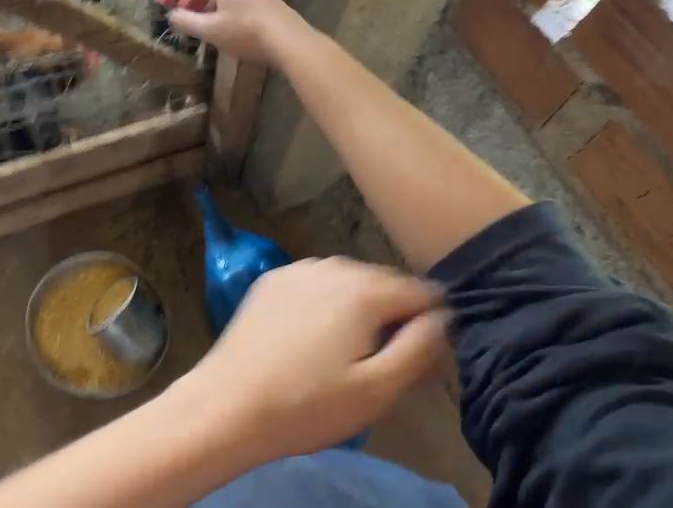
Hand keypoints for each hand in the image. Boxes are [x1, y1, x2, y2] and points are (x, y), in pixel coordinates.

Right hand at [154, 0, 305, 64]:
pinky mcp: (267, 1)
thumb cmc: (247, 33)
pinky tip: (223, 28)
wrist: (290, 41)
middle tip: (180, 15)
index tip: (162, 4)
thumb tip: (172, 15)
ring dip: (207, 4)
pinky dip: (223, 8)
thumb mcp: (212, 30)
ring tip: (200, 24)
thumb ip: (188, 21)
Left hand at [172, 257, 450, 462]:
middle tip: (381, 363)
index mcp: (367, 289)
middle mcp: (337, 266)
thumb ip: (419, 349)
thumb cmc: (307, 406)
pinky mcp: (274, 279)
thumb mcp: (376, 391)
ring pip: (351, 282)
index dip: (430, 325)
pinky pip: (318, 285)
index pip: (424, 292)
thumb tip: (444, 317)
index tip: (419, 358)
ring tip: (345, 354)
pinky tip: (310, 340)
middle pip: (386, 284)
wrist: (227, 405)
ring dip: (359, 309)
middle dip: (394, 316)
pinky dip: (325, 304)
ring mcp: (301, 268)